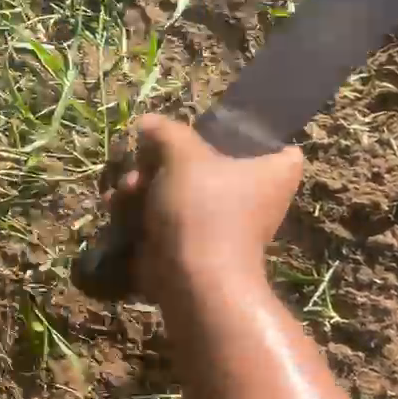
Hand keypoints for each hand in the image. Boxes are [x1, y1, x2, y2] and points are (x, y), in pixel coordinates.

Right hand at [107, 114, 302, 301]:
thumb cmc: (204, 211)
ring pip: (172, 183)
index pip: (260, 136)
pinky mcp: (190, 234)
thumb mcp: (185, 157)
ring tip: (128, 193)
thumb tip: (147, 121)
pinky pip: (162, 208)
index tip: (193, 136)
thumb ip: (167, 132)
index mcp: (275, 167)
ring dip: (141, 184)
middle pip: (199, 158)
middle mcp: (253, 189)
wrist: (192, 276)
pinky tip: (122, 209)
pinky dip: (139, 207)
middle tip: (144, 167)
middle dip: (158, 162)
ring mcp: (219, 214)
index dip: (225, 131)